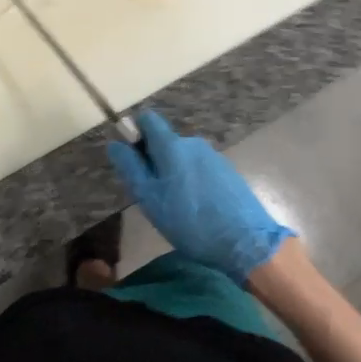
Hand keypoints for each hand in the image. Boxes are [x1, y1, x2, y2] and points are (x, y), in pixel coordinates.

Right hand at [107, 111, 294, 282]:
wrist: (246, 242)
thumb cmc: (190, 221)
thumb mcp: (150, 199)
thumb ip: (130, 168)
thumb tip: (114, 142)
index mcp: (172, 145)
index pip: (148, 119)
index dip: (135, 133)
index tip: (133, 160)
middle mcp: (193, 142)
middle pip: (164, 141)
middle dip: (154, 161)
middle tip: (152, 196)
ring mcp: (213, 156)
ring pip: (182, 158)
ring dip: (173, 174)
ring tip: (176, 209)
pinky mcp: (227, 172)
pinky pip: (199, 169)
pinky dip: (191, 182)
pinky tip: (197, 210)